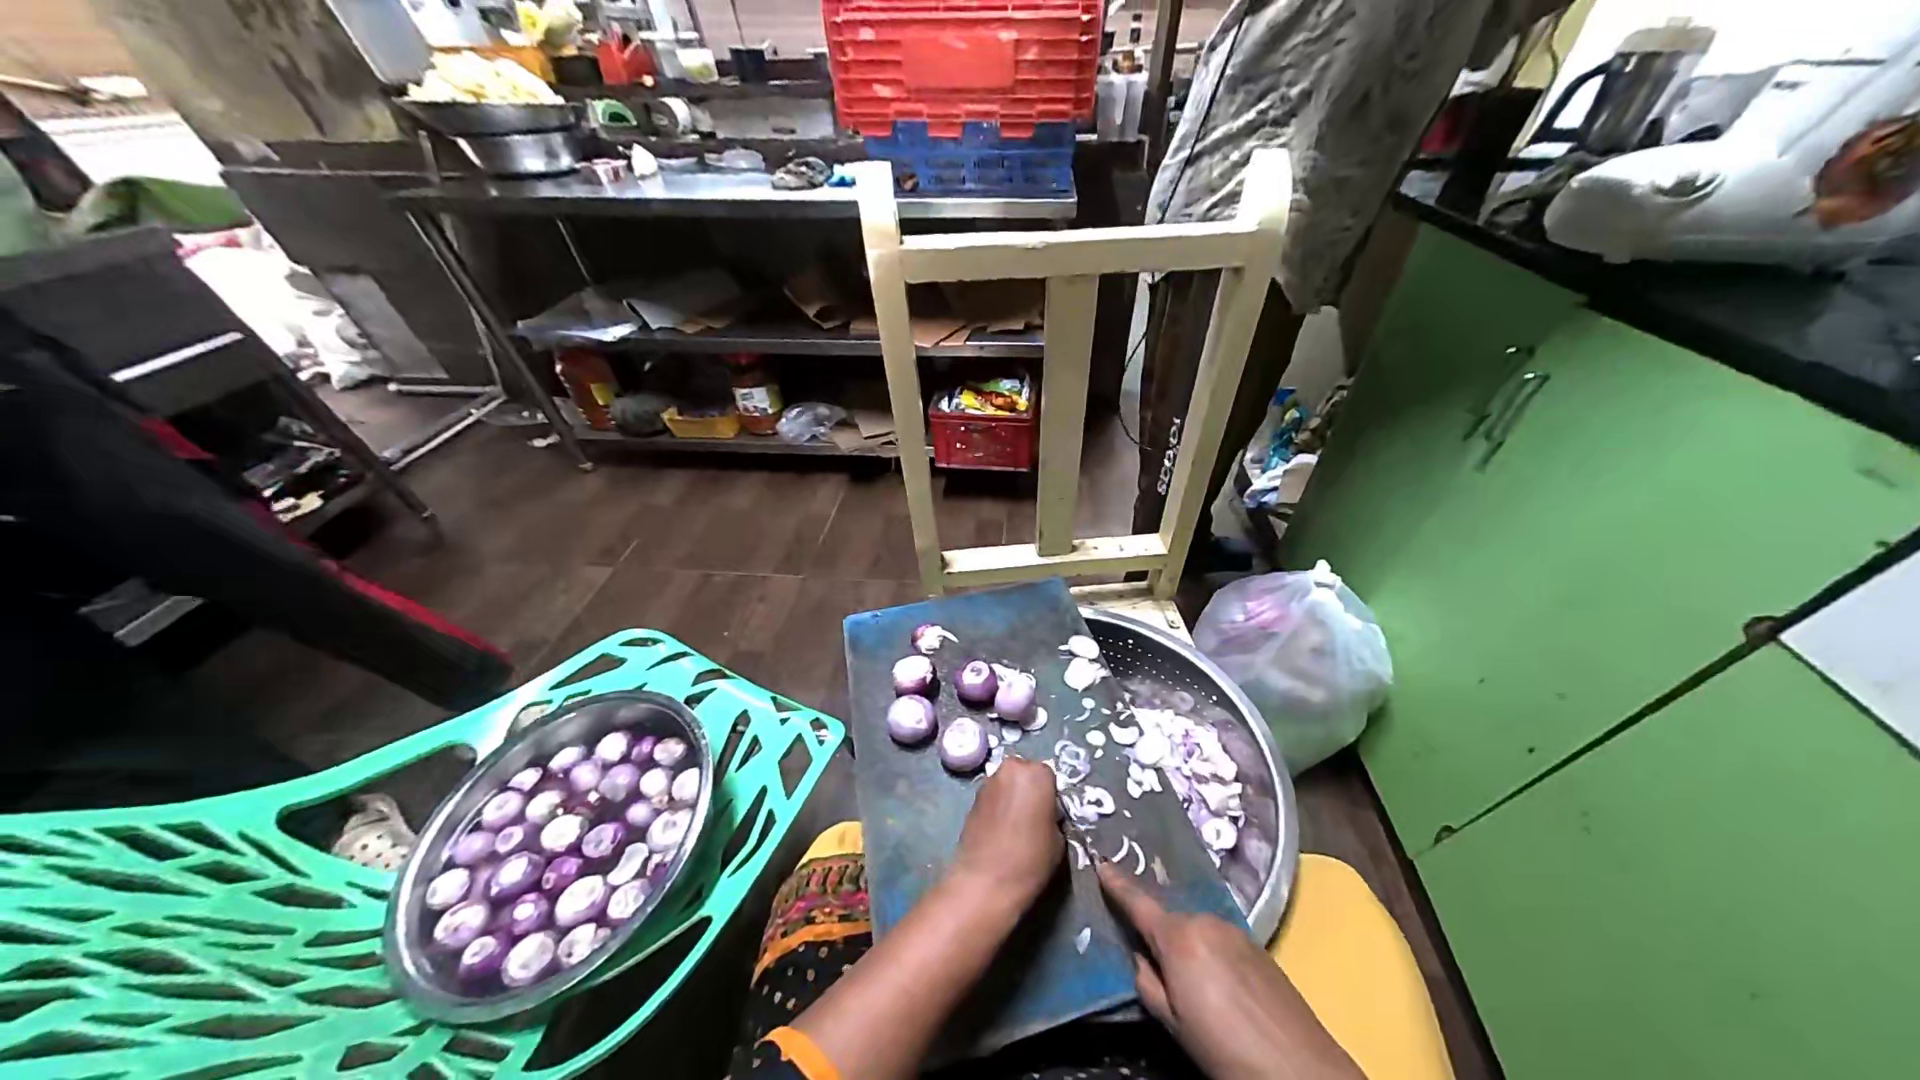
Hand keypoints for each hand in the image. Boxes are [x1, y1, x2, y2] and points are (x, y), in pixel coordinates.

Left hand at [948, 757, 1062, 903]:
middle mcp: (1010, 770)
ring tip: (1015, 825)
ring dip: (1012, 797)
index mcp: (1036, 774)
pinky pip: (993, 795)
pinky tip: (1000, 829)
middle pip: (1025, 774)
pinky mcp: (972, 798)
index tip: (1049, 814)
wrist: (986, 880)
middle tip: (1033, 816)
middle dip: (1029, 790)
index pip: (1048, 776)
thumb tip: (1045, 815)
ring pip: (1007, 784)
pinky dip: (998, 806)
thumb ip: (1053, 816)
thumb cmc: (1030, 859)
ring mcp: (988, 782)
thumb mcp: (1058, 839)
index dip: (1050, 795)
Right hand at [1097, 862, 1364, 1079]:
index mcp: (1179, 938)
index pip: (1139, 904)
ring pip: (1199, 933)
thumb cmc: (1224, 1048)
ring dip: (1191, 951)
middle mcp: (1206, 922)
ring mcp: (1236, 932)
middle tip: (1163, 975)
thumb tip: (1143, 960)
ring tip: (1199, 991)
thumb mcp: (1172, 1023)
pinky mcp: (1260, 948)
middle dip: (1163, 940)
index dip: (1117, 885)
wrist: (1300, 1069)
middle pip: (1172, 922)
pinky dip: (1214, 958)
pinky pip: (1222, 943)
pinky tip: (1225, 992)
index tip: (1101, 864)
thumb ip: (1147, 983)